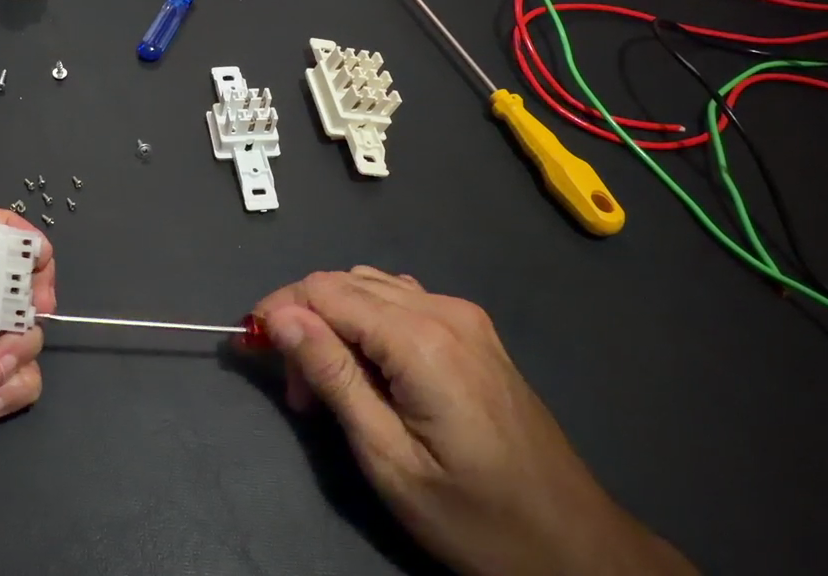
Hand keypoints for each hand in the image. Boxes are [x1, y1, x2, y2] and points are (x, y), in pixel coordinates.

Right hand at [255, 268, 694, 575]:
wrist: (575, 545)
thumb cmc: (475, 516)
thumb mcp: (389, 458)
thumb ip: (333, 377)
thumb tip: (279, 317)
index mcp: (421, 338)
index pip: (324, 289)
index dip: (278, 309)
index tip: (252, 350)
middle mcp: (443, 310)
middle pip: (344, 281)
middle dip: (304, 320)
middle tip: (297, 390)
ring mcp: (464, 317)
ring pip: (371, 286)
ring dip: (334, 321)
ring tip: (328, 385)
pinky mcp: (474, 331)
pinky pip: (401, 300)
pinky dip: (367, 321)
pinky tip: (369, 368)